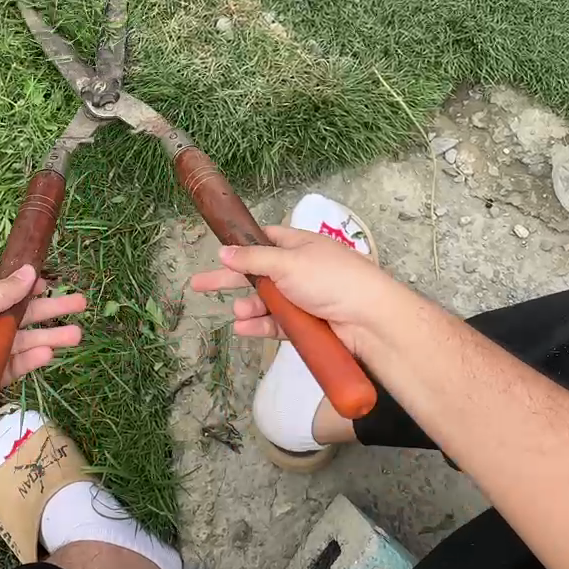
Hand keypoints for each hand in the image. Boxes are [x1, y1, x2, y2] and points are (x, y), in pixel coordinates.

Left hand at [0, 265, 84, 421]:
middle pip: (18, 315)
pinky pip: (13, 367)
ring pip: (21, 342)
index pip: (0, 291)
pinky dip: (31, 360)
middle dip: (50, 310)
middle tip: (81, 304)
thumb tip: (29, 270)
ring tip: (78, 335)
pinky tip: (50, 355)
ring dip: (49, 336)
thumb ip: (4, 292)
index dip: (27, 288)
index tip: (50, 285)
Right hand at [188, 225, 425, 357]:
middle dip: (228, 279)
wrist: (370, 320)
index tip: (219, 251)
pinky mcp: (307, 324)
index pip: (264, 240)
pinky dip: (260, 325)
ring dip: (249, 307)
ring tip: (238, 314)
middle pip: (257, 272)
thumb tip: (224, 250)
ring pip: (266, 301)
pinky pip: (277, 323)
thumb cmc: (332, 279)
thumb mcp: (287, 262)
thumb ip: (253, 258)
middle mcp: (299, 269)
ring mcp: (303, 298)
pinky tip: (244, 328)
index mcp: (298, 245)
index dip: (241, 246)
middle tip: (198, 285)